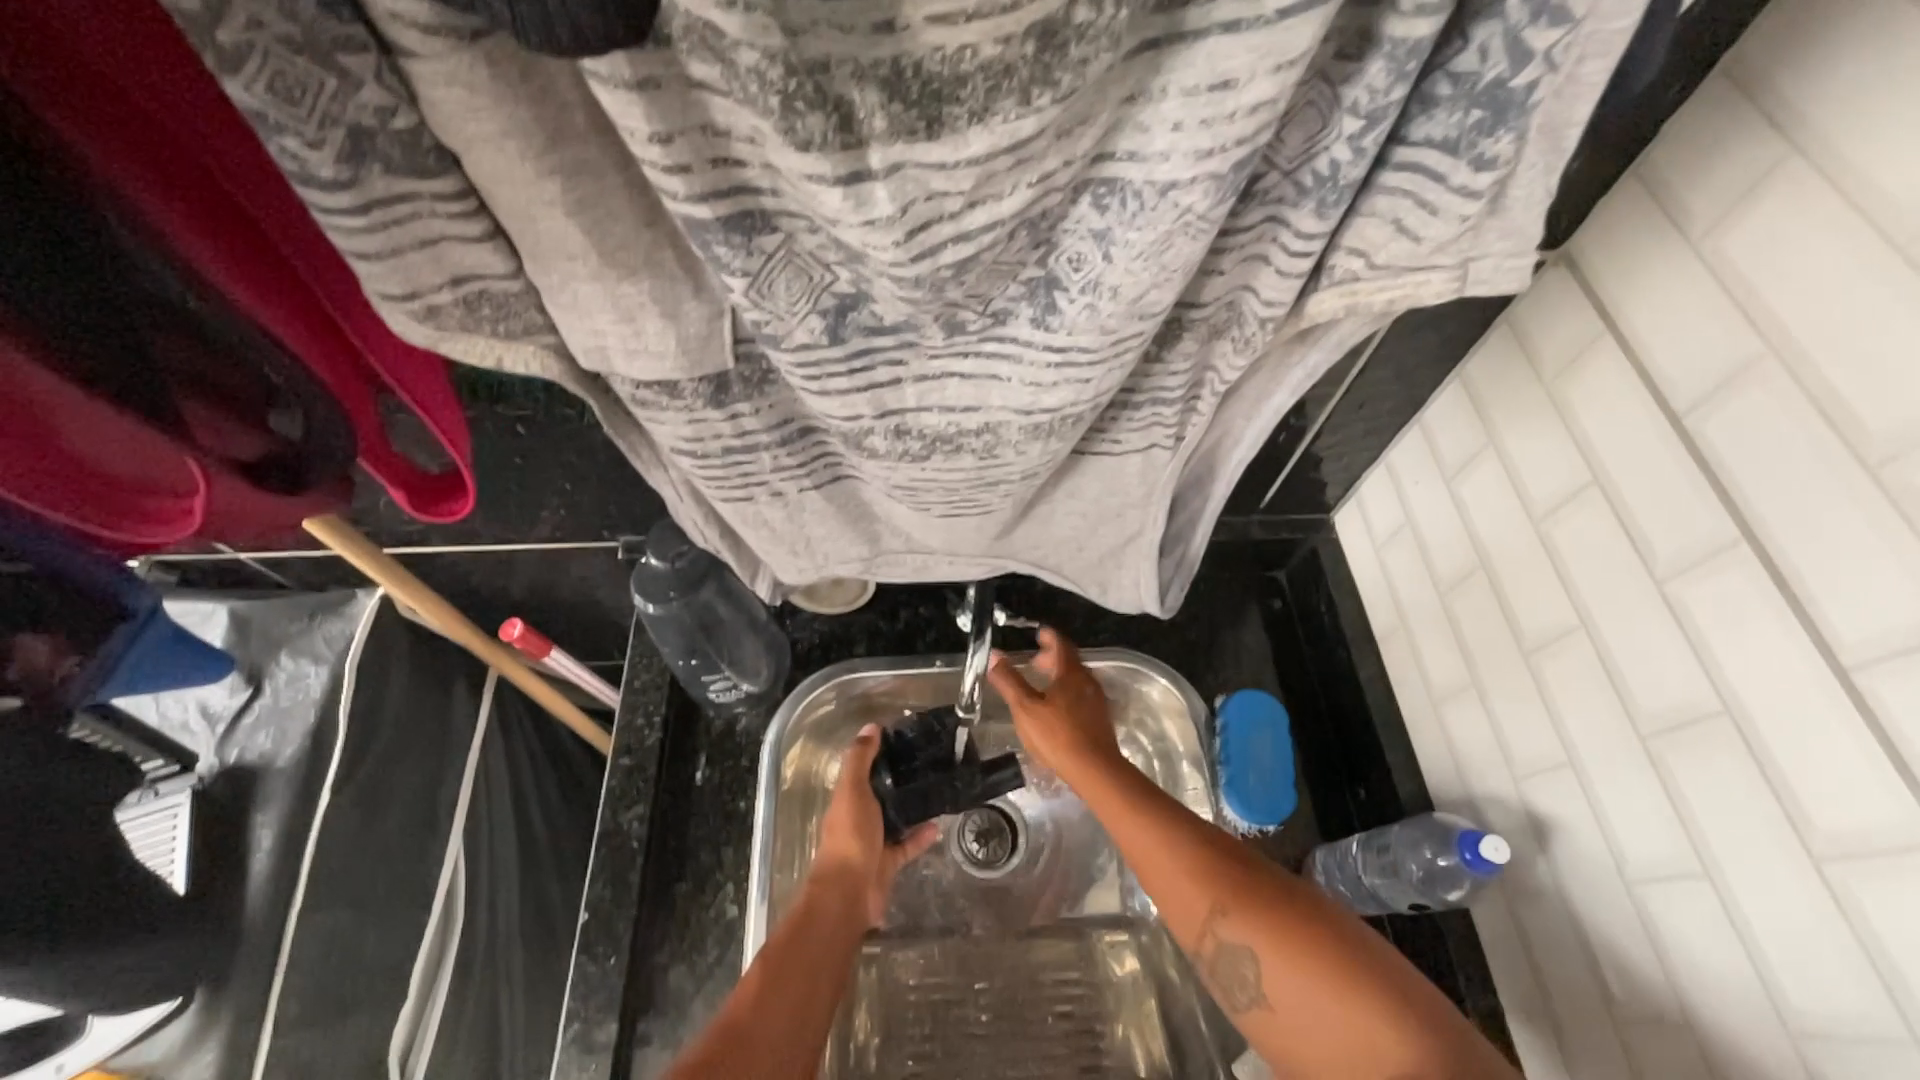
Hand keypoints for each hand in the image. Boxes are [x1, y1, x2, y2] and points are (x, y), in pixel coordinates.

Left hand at [813, 723, 939, 926]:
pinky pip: (907, 846)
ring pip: (894, 820)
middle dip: (898, 782)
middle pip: (879, 795)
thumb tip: (871, 727)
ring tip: (936, 791)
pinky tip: (938, 825)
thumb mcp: (852, 790)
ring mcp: (872, 843)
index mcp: (846, 799)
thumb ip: (860, 759)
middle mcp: (857, 819)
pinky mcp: (888, 863)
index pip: (861, 771)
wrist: (850, 891)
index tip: (903, 739)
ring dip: (911, 808)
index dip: (878, 755)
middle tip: (926, 765)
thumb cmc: (850, 836)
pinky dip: (920, 837)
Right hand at [987, 628, 1125, 785]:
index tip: (1039, 632)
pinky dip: (1068, 691)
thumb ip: (1009, 681)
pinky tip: (1057, 708)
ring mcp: (1097, 700)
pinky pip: (1082, 695)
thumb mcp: (1025, 708)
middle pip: (1070, 661)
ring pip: (1077, 679)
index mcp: (1070, 673)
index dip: (1049, 637)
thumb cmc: (1057, 736)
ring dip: (1060, 675)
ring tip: (1043, 684)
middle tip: (1035, 661)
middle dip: (1052, 657)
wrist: (1095, 769)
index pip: (1061, 645)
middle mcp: (1088, 681)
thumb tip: (994, 655)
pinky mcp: (1100, 719)